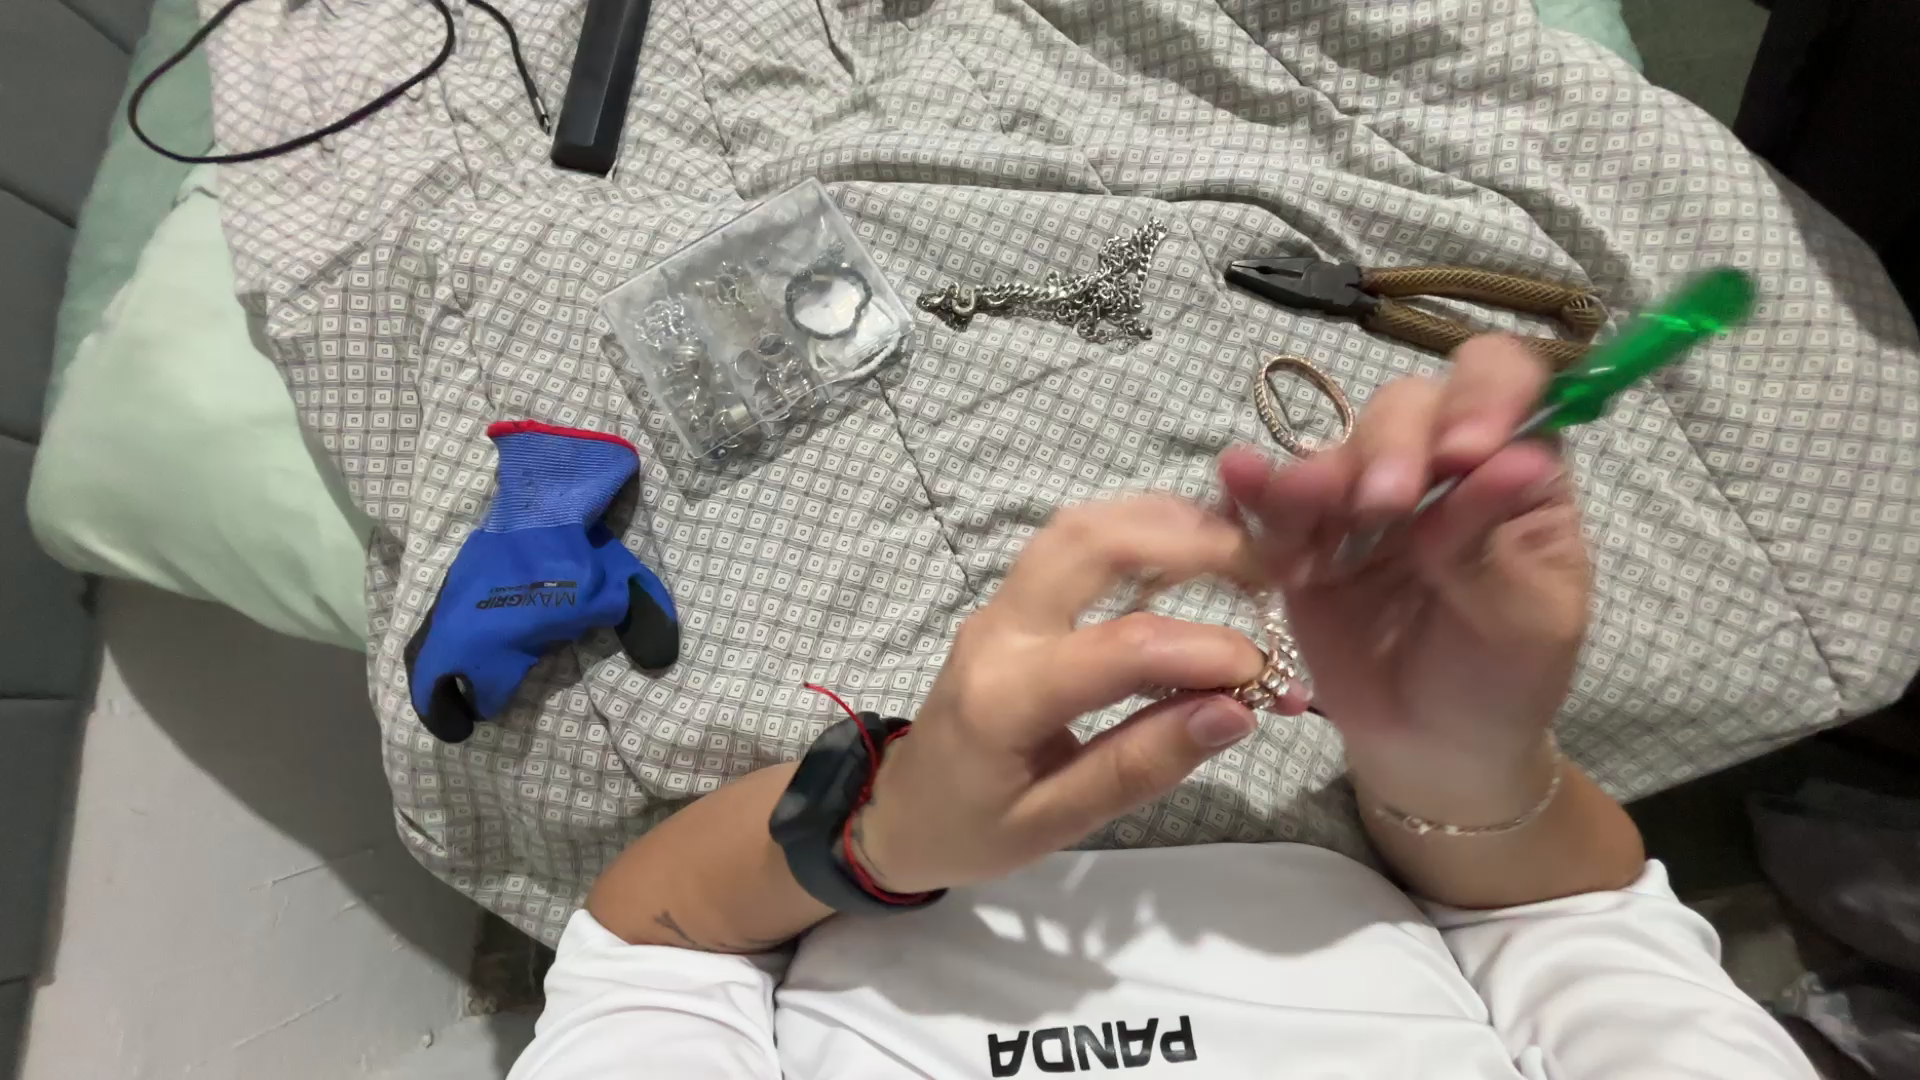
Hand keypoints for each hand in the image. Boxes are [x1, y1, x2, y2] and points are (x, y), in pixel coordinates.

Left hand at [852, 497, 1267, 894]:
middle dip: (1186, 542)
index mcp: (1004, 696)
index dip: (1206, 651)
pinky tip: (1179, 551)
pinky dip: (1132, 533)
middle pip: (1090, 544)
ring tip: (1234, 549)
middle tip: (1264, 570)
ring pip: (1078, 528)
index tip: (1269, 675)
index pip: (1120, 648)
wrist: (898, 807)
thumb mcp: (1056, 823)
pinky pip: (1069, 544)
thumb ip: (1141, 765)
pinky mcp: (1008, 602)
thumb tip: (1234, 711)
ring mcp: (998, 606)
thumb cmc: (970, 830)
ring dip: (1159, 523)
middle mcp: (998, 629)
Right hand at [1219, 336, 1590, 823]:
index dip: (1482, 395)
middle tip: (1381, 505)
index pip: (1501, 384)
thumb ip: (1497, 537)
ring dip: (1316, 469)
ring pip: (1329, 450)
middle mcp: (1429, 470)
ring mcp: (1356, 505)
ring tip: (1307, 499)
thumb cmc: (1500, 677)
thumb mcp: (1529, 616)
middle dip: (1390, 445)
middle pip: (1402, 407)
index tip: (1465, 452)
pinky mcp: (1299, 543)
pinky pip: (1271, 505)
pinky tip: (1237, 478)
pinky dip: (1254, 490)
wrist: (1426, 744)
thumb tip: (1518, 456)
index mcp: (1507, 472)